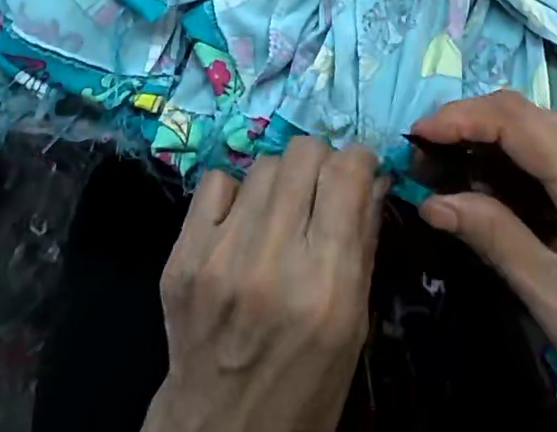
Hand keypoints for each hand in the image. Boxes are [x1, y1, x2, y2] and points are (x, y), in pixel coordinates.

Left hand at [142, 137, 385, 431]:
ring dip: (280, 180)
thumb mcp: (354, 326)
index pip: (346, 174)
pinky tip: (240, 224)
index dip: (358, 159)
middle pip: (302, 153)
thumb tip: (373, 176)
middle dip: (320, 163)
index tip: (359, 169)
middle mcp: (272, 258)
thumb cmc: (305, 387)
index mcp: (326, 282)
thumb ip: (364, 243)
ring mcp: (221, 254)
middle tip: (319, 189)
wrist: (221, 431)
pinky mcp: (183, 254)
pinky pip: (216, 181)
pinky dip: (235, 194)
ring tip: (279, 212)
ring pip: (262, 163)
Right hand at [412, 91, 556, 431]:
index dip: (457, 117)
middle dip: (465, 122)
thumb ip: (493, 237)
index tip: (413, 137)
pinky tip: (489, 182)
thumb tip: (431, 201)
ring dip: (486, 136)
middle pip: (523, 112)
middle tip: (421, 155)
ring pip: (536, 127)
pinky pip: (554, 149)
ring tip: (443, 166)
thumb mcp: (556, 299)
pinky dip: (511, 153)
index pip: (513, 119)